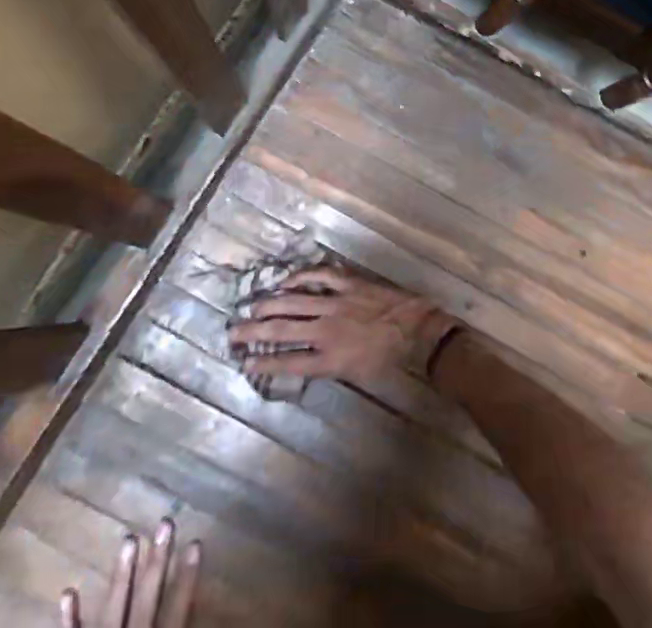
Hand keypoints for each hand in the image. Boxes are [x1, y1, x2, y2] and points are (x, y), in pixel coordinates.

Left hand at [60, 519, 199, 627]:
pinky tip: (69, 591)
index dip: (188, 576)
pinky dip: (71, 616)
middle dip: (158, 559)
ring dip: (122, 574)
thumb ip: (181, 624)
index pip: (177, 608)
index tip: (195, 540)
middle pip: (148, 597)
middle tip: (166, 522)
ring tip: (129, 538)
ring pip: (115, 606)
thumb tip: (208, 615)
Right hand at [225, 267, 460, 381]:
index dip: (263, 363)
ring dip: (267, 304)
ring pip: (292, 302)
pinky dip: (298, 277)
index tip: (244, 362)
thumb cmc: (388, 359)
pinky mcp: (346, 283)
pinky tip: (284, 281)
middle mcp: (326, 330)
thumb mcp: (356, 374)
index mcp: (330, 358)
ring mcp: (335, 303)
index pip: (288, 362)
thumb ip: (327, 366)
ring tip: (250, 306)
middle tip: (233, 332)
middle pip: (281, 331)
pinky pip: (316, 276)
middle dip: (253, 332)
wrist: (418, 332)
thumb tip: (303, 359)